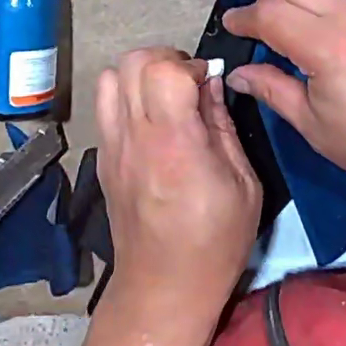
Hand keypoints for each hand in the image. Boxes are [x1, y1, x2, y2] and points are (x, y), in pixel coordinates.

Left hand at [95, 48, 261, 322]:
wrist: (162, 287)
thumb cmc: (214, 243)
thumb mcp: (244, 185)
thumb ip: (223, 126)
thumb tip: (212, 82)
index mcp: (174, 143)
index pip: (163, 70)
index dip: (190, 64)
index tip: (208, 80)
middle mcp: (134, 136)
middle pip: (131, 62)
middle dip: (164, 58)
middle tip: (188, 81)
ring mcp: (111, 145)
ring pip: (109, 76)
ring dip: (139, 73)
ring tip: (165, 94)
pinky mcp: (101, 156)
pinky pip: (104, 105)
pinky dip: (125, 96)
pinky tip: (149, 120)